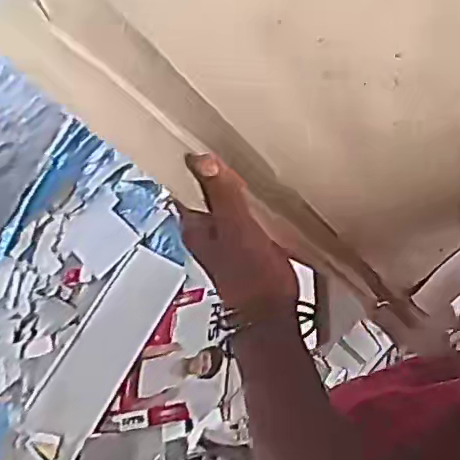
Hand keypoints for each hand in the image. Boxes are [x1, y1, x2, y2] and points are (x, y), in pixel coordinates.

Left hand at [178, 153, 297, 313]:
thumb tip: (202, 159)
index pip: (187, 189)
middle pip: (208, 198)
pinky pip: (246, 221)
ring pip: (227, 209)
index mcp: (196, 228)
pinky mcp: (250, 249)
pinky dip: (253, 210)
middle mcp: (207, 235)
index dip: (195, 169)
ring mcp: (228, 243)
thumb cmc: (252, 276)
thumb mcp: (238, 227)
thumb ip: (222, 194)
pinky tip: (266, 205)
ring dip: (237, 195)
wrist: (272, 311)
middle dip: (219, 179)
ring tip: (251, 176)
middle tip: (233, 157)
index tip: (206, 148)